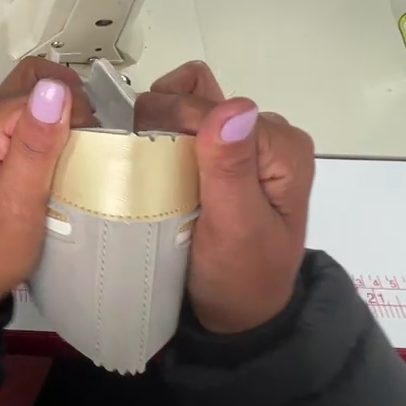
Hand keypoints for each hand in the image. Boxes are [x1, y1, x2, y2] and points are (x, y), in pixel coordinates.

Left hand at [0, 59, 80, 302]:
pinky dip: (53, 128)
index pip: (40, 94)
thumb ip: (35, 146)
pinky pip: (32, 111)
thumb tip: (53, 91)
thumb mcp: (16, 204)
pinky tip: (56, 160)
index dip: (71, 119)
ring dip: (62, 118)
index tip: (79, 155)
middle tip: (76, 157)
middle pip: (37, 82)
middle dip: (69, 110)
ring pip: (38, 93)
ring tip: (66, 161)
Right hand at [133, 62, 314, 332]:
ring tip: (131, 154)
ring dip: (153, 119)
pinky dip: (156, 128)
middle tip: (123, 156)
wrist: (239, 311)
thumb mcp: (237, 227)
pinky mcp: (221, 151)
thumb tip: (234, 107)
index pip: (208, 108)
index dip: (163, 119)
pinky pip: (183, 120)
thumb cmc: (240, 275)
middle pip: (197, 94)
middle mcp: (264, 134)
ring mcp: (242, 141)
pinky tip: (141, 157)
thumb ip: (232, 168)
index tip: (125, 146)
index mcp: (281, 146)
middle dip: (154, 115)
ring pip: (186, 100)